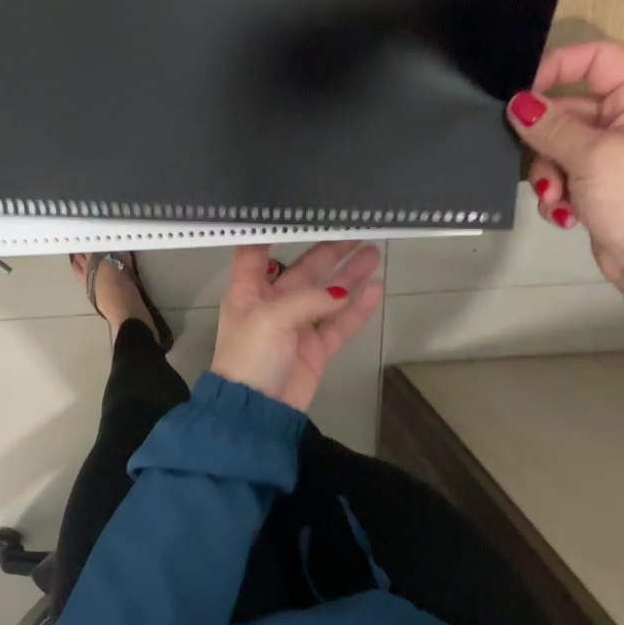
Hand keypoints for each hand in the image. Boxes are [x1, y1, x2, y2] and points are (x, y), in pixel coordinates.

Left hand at [210, 242, 383, 411]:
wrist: (255, 412)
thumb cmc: (250, 358)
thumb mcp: (270, 318)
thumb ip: (307, 299)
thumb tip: (341, 294)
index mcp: (248, 292)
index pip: (255, 253)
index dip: (272, 232)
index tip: (297, 211)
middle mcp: (272, 305)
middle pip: (303, 269)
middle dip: (328, 251)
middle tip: (356, 230)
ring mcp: (296, 327)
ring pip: (327, 294)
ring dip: (348, 275)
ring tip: (373, 252)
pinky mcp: (315, 349)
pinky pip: (340, 323)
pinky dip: (357, 308)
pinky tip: (375, 289)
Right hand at [505, 42, 623, 291]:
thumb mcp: (593, 157)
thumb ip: (551, 128)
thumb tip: (517, 103)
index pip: (597, 59)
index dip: (557, 67)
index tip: (519, 94)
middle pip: (569, 112)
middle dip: (547, 145)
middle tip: (539, 169)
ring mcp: (617, 154)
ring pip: (560, 149)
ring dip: (550, 177)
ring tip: (557, 202)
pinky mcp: (602, 185)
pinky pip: (565, 176)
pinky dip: (559, 196)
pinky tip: (567, 216)